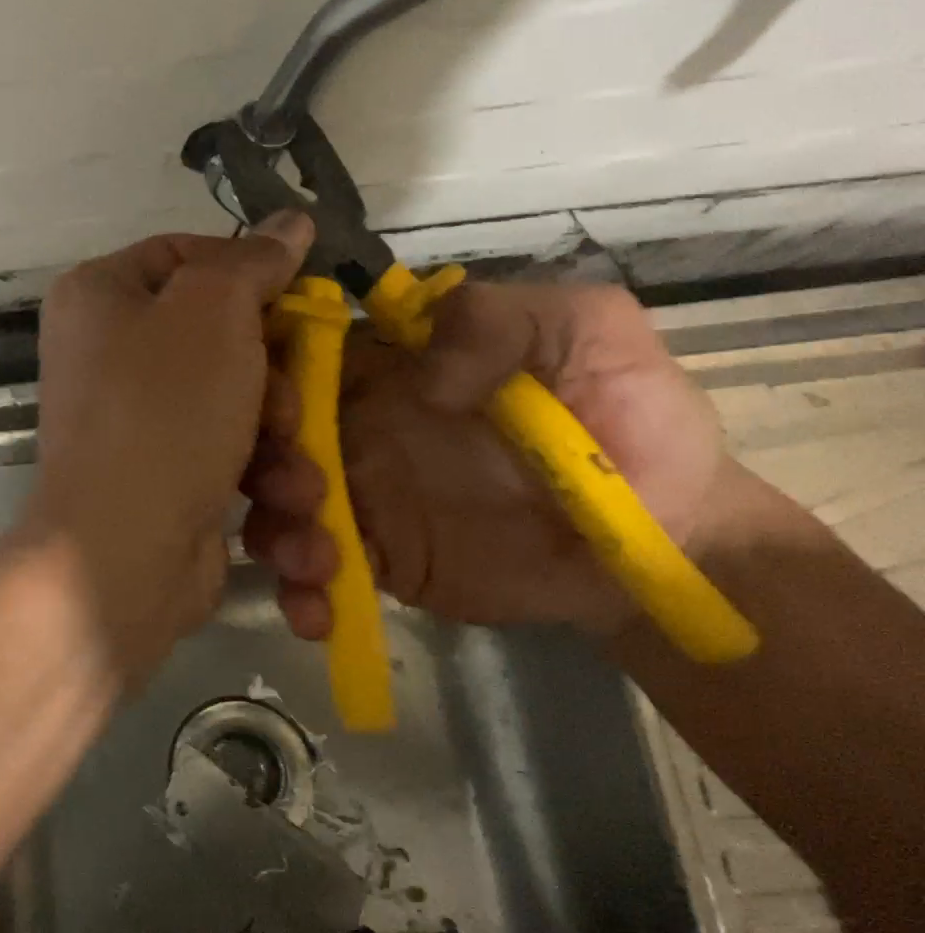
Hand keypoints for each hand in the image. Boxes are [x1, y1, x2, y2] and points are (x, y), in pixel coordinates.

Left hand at [20, 216, 313, 682]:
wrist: (120, 553)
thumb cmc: (162, 414)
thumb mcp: (212, 314)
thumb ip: (251, 261)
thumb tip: (288, 222)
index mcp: (99, 297)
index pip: (183, 255)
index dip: (248, 272)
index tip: (301, 298)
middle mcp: (106, 353)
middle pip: (220, 338)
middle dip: (275, 381)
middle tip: (287, 411)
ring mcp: (131, 421)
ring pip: (237, 407)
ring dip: (283, 447)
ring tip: (292, 485)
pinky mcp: (160, 479)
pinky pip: (228, 462)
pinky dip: (263, 488)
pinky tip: (287, 518)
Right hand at [243, 282, 727, 639]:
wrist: (671, 539)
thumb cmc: (630, 419)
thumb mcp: (587, 330)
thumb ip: (500, 319)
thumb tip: (422, 376)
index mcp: (384, 365)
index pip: (292, 355)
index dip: (266, 376)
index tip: (283, 410)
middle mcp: (353, 428)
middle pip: (265, 438)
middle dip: (261, 463)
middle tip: (304, 492)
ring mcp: (360, 500)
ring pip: (274, 509)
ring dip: (272, 533)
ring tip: (317, 561)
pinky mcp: (377, 562)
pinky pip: (315, 578)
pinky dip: (300, 596)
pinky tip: (319, 613)